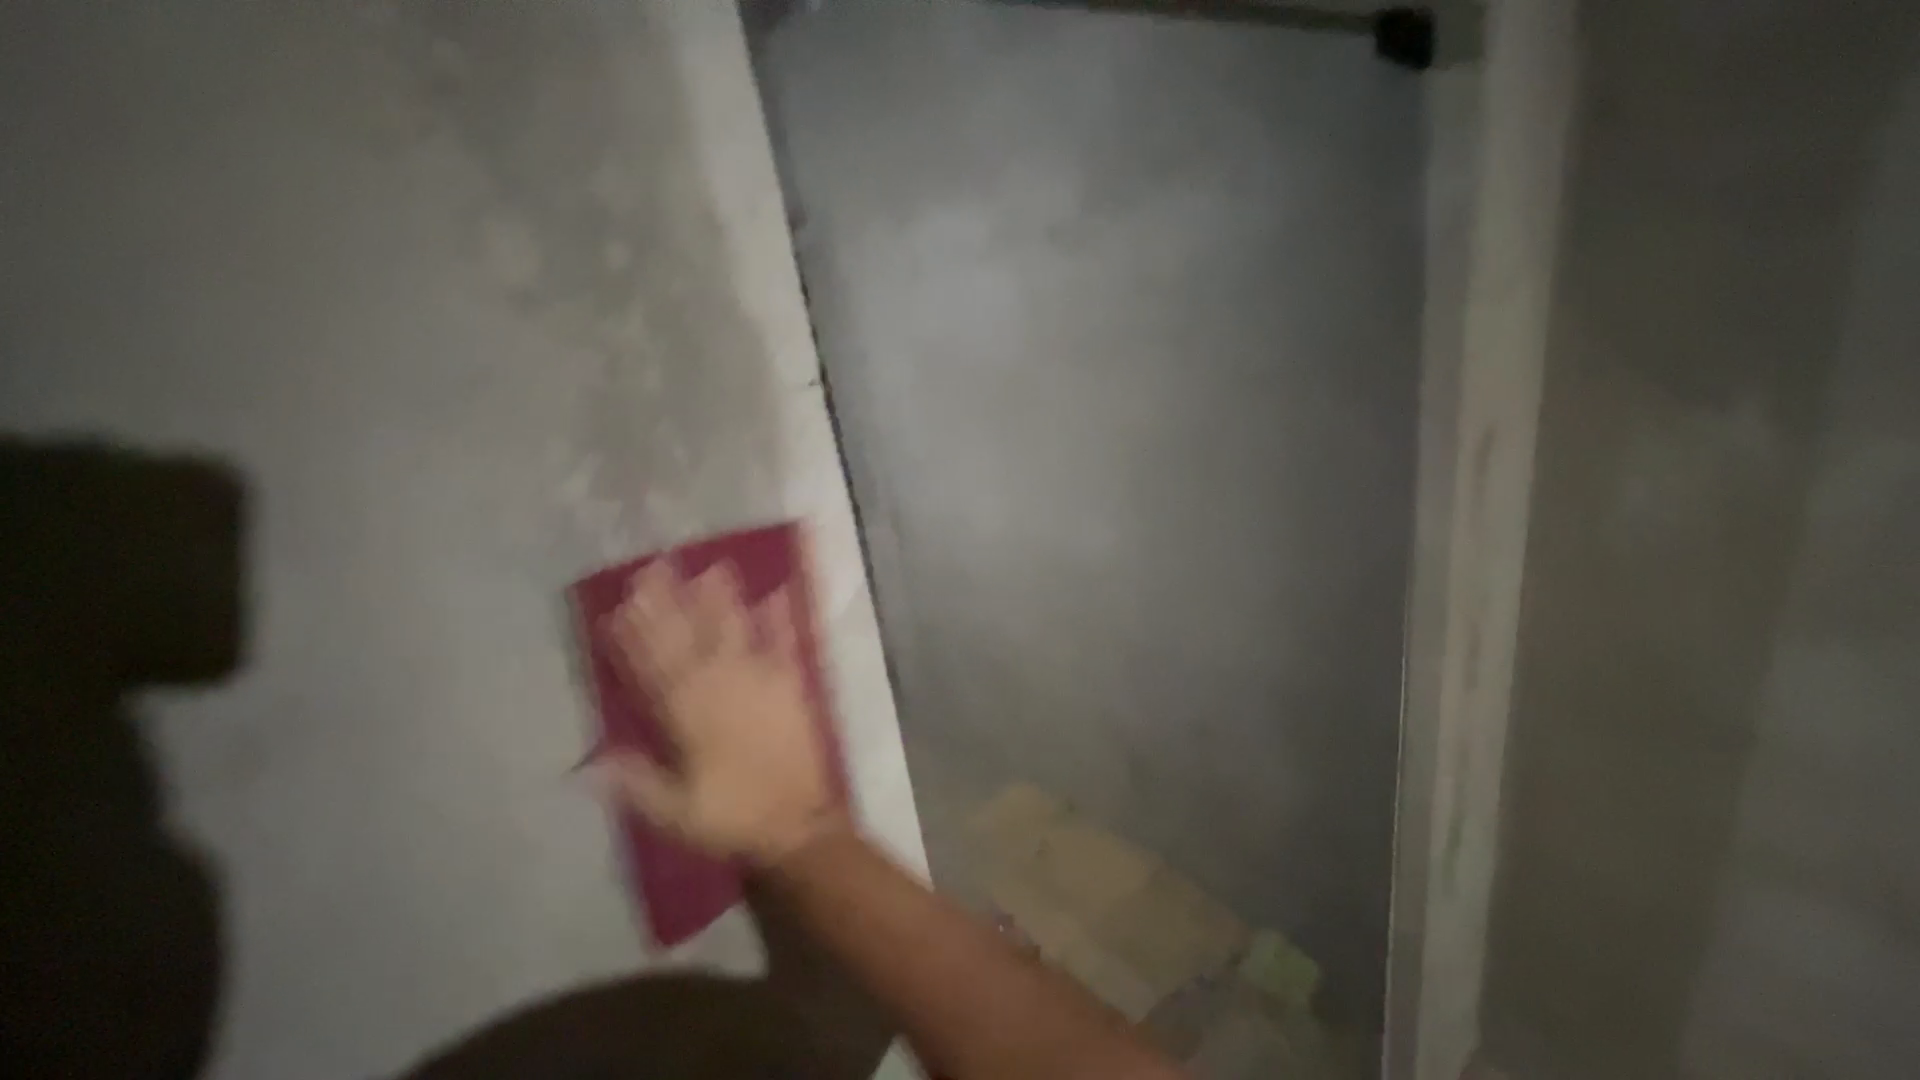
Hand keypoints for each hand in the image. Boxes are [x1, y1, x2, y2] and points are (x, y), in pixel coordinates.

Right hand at [594, 559, 840, 863]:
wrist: (798, 824)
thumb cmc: (733, 818)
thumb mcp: (674, 812)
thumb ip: (635, 783)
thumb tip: (587, 763)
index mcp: (689, 720)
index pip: (654, 670)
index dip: (636, 637)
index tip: (620, 605)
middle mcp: (722, 692)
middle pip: (690, 641)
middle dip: (671, 603)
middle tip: (657, 567)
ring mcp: (761, 684)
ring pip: (735, 634)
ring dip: (722, 600)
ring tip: (712, 567)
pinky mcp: (793, 688)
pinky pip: (787, 646)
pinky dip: (783, 619)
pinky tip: (779, 591)